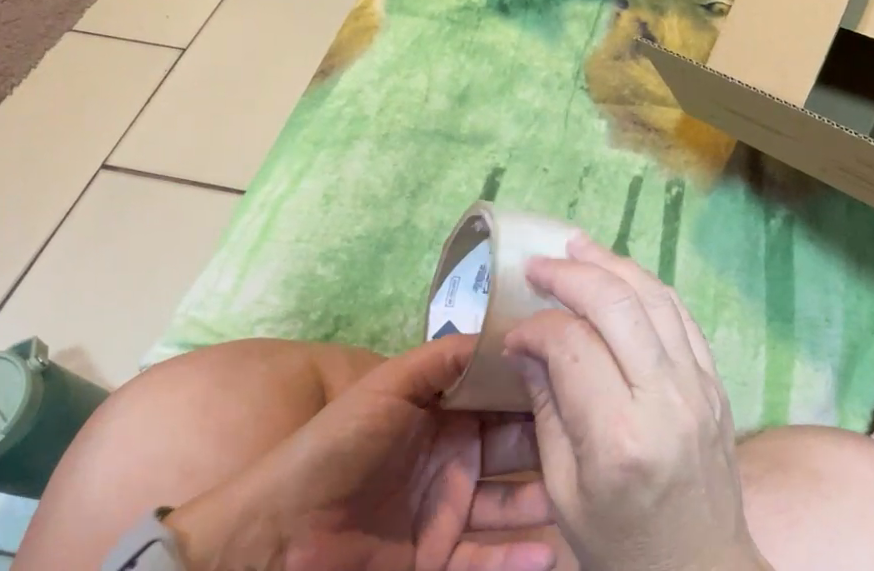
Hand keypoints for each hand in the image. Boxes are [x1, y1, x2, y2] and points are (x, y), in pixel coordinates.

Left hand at [167, 334, 555, 570]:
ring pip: (512, 508)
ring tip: (584, 500)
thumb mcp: (388, 387)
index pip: (506, 401)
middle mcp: (457, 462)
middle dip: (558, 447)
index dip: (542, 391)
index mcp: (447, 417)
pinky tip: (550, 556)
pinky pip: (486, 563)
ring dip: (547, 505)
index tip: (588, 382)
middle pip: (519, 453)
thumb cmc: (334, 447)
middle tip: (600, 444)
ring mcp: (449, 515)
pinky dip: (518, 561)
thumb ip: (443, 358)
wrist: (274, 535)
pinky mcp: (437, 562)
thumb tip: (505, 327)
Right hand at [503, 233, 766, 570]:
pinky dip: (649, 288)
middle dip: (573, 274)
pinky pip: (683, 316)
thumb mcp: (565, 491)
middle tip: (540, 265)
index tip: (514, 334)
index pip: (572, 346)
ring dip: (614, 265)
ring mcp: (699, 385)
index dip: (536, 328)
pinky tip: (623, 277)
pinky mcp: (716, 381)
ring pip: (657, 298)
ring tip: (579, 246)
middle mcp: (666, 399)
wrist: (702, 569)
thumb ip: (548, 410)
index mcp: (619, 438)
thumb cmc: (621, 544)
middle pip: (619, 305)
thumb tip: (529, 344)